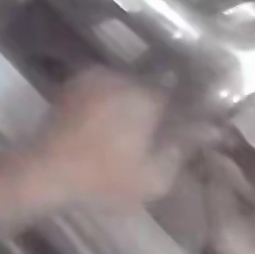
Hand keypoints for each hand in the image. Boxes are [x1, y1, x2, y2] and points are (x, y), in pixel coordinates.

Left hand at [16, 68, 184, 211]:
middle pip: (148, 86)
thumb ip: (180, 149)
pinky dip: (109, 101)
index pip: (176, 94)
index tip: (192, 125)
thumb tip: (205, 129)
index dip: (185, 110)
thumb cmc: (105, 177)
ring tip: (134, 130)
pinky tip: (108, 124)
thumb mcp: (154, 177)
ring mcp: (91, 77)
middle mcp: (117, 76)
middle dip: (157, 105)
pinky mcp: (72, 84)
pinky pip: (102, 89)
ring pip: (124, 86)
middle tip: (162, 131)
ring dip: (132, 102)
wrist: (49, 168)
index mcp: (142, 95)